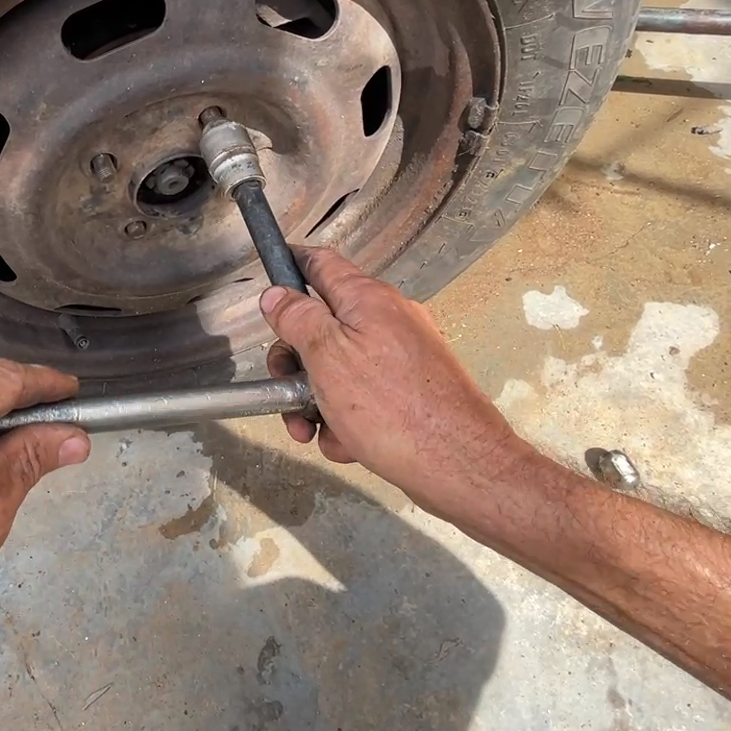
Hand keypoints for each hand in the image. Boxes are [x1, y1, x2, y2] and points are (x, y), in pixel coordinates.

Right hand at [260, 248, 544, 522]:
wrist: (463, 467)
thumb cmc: (391, 408)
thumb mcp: (327, 356)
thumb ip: (297, 319)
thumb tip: (275, 294)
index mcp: (367, 299)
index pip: (320, 263)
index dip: (289, 267)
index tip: (267, 289)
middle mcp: (388, 319)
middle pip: (322, 324)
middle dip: (295, 360)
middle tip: (283, 390)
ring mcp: (403, 356)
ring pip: (339, 365)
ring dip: (317, 398)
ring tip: (316, 432)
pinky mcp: (412, 389)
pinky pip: (365, 393)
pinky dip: (348, 417)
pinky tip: (348, 444)